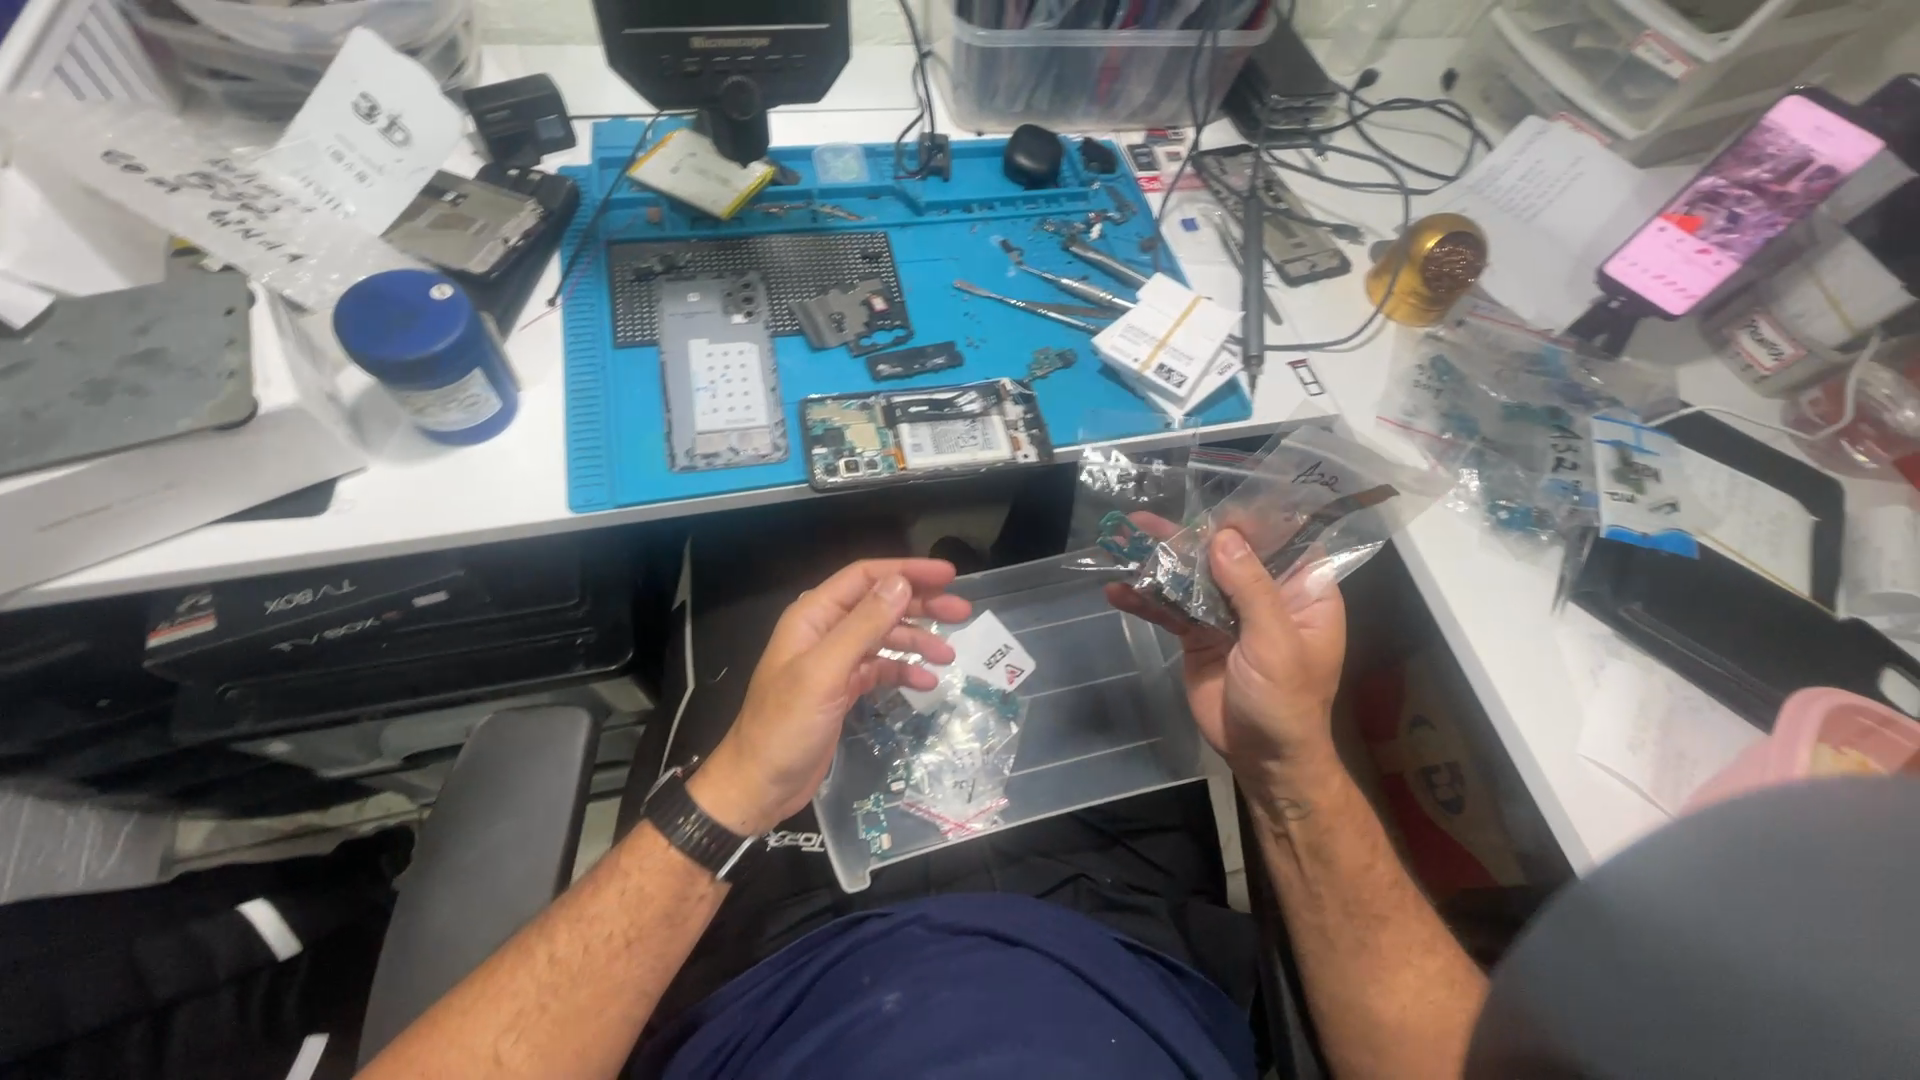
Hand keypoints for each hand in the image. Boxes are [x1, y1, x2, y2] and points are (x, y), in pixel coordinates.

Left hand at [689, 559, 972, 835]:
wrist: (759, 784)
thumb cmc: (785, 726)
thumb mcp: (825, 672)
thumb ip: (863, 625)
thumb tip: (901, 583)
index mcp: (813, 616)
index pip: (866, 577)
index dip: (907, 571)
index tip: (949, 574)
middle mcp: (824, 632)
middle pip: (879, 604)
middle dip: (921, 604)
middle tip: (962, 611)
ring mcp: (834, 662)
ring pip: (883, 637)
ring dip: (917, 641)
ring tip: (949, 654)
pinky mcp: (842, 690)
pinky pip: (880, 670)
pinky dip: (904, 673)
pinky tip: (927, 683)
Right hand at [1106, 520, 1346, 801]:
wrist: (1261, 758)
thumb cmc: (1287, 702)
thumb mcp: (1275, 643)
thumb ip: (1250, 588)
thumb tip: (1222, 537)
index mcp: (1302, 591)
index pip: (1281, 540)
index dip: (1247, 520)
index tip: (1210, 506)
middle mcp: (1265, 595)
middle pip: (1225, 554)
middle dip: (1187, 537)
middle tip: (1146, 520)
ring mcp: (1228, 614)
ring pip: (1192, 578)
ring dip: (1159, 563)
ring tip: (1123, 542)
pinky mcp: (1198, 635)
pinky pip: (1171, 609)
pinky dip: (1145, 600)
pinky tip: (1117, 591)